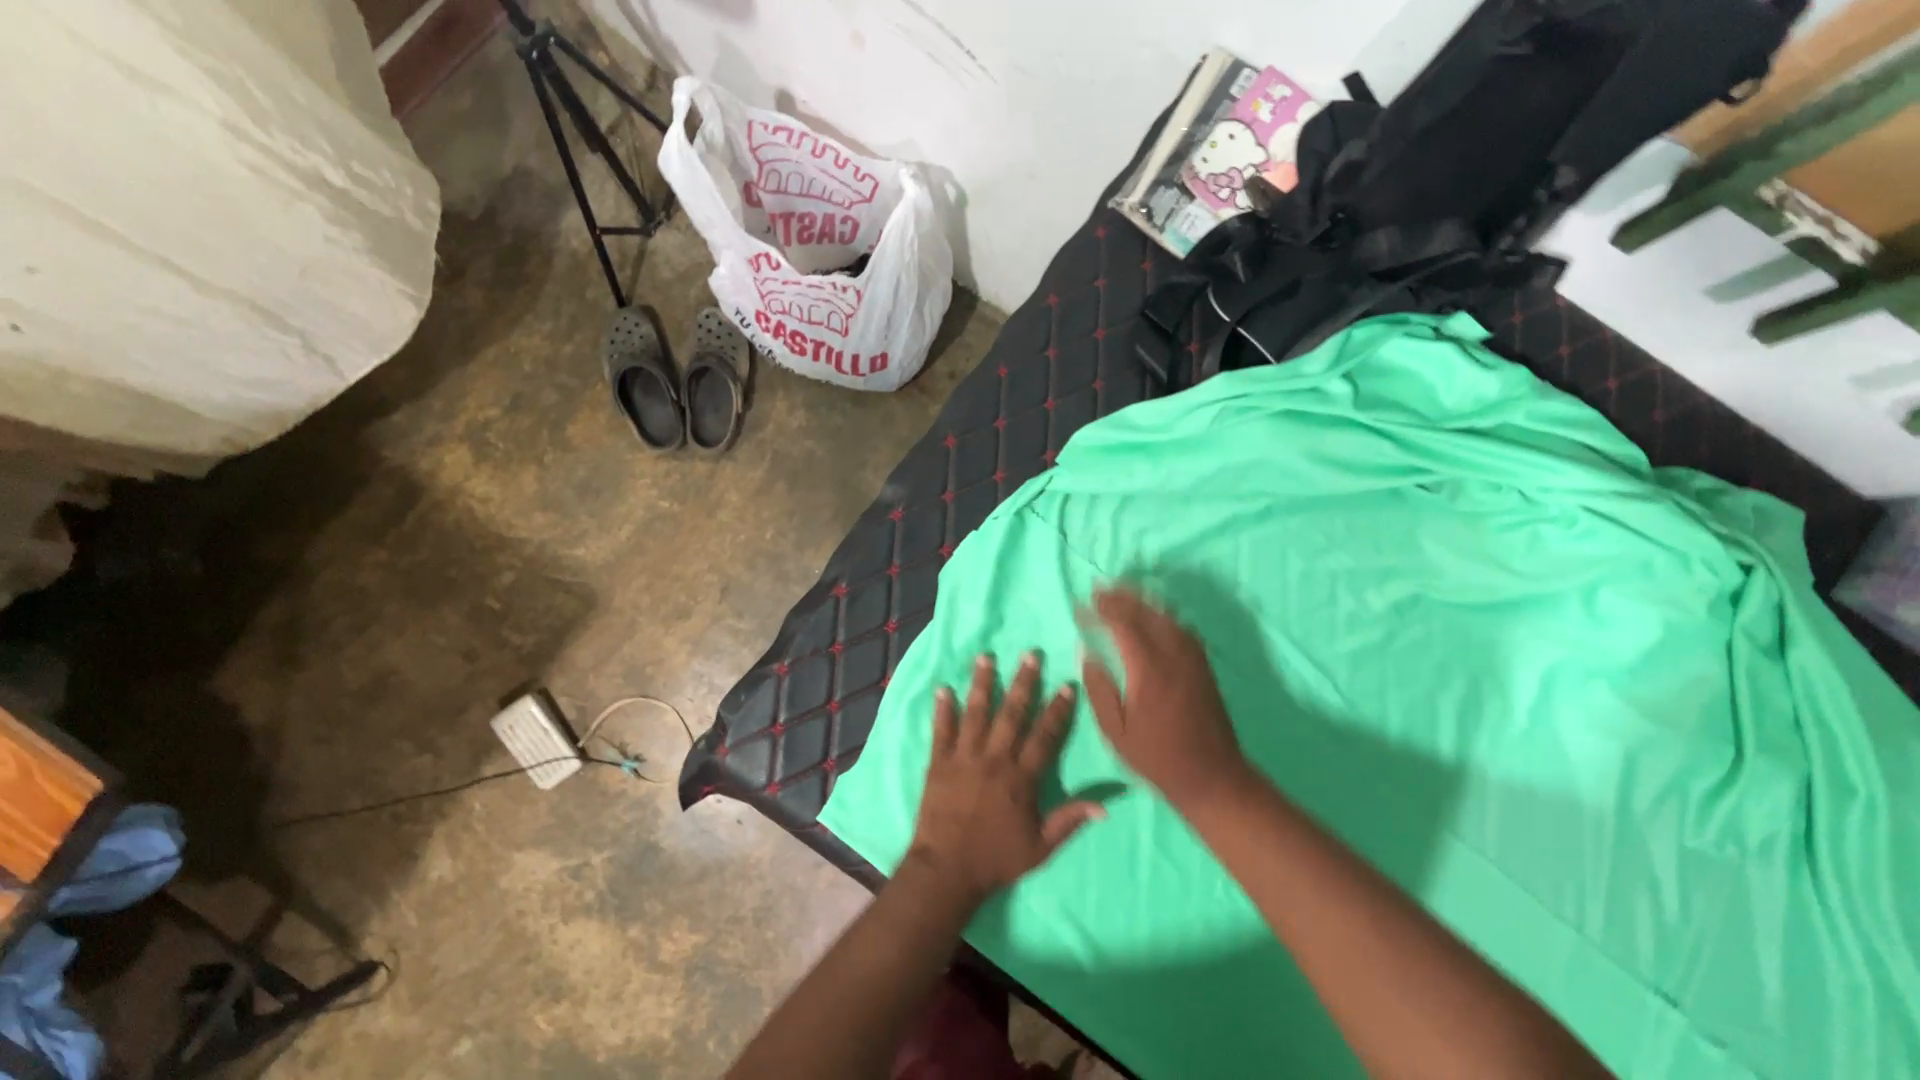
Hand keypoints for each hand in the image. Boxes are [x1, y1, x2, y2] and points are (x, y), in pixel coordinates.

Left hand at [905, 652, 1104, 900]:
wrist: (947, 870)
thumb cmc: (996, 859)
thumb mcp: (1041, 847)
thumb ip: (1070, 820)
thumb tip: (1106, 804)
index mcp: (1021, 779)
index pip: (1044, 737)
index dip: (1057, 711)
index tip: (1066, 685)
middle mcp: (994, 760)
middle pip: (1011, 715)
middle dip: (1022, 683)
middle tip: (1030, 655)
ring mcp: (964, 759)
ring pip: (976, 714)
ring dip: (981, 684)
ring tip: (986, 657)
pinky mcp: (939, 764)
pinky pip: (941, 731)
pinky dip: (942, 710)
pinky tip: (943, 689)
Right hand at [1081, 586, 1248, 808]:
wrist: (1211, 774)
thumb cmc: (1156, 757)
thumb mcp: (1116, 731)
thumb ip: (1099, 690)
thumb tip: (1087, 655)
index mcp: (1147, 670)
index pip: (1122, 626)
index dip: (1102, 610)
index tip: (1083, 603)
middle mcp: (1173, 656)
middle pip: (1146, 613)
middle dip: (1122, 597)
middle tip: (1100, 588)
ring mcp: (1192, 659)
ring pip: (1167, 616)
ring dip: (1143, 601)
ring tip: (1123, 592)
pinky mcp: (1203, 665)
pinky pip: (1182, 628)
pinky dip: (1164, 615)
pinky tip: (1154, 614)